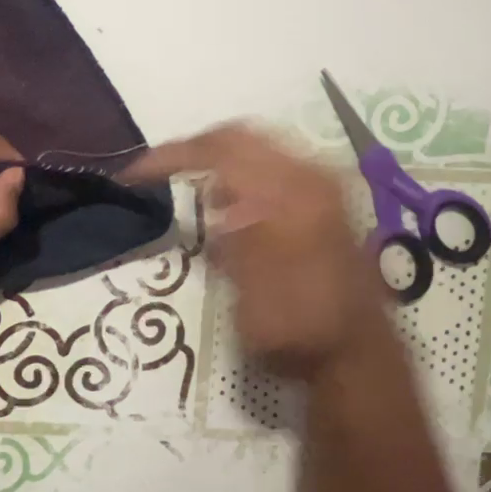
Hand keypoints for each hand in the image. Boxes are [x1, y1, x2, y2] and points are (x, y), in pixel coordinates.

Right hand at [122, 124, 390, 381]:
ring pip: (257, 147)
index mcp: (289, 195)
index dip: (170, 157)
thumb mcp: (250, 289)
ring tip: (184, 184)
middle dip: (193, 150)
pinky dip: (240, 172)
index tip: (133, 176)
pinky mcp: (325, 201)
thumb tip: (212, 200)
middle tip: (156, 170)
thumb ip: (230, 236)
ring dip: (217, 160)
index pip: (219, 149)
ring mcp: (321, 187)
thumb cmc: (297, 328)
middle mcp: (309, 178)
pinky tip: (223, 202)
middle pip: (239, 137)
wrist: (357, 354)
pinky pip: (272, 165)